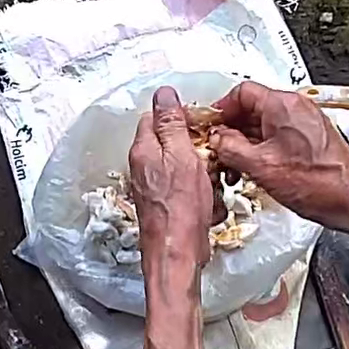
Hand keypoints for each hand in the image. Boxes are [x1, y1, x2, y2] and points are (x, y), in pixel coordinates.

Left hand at [127, 86, 214, 348]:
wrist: (176, 255)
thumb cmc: (181, 210)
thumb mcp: (183, 156)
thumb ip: (172, 124)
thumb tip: (164, 93)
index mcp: (143, 151)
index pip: (155, 117)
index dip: (180, 117)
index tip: (201, 125)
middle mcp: (140, 168)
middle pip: (167, 142)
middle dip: (192, 147)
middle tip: (208, 158)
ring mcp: (149, 187)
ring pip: (178, 166)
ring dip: (198, 171)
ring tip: (208, 185)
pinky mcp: (162, 205)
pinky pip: (183, 188)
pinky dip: (197, 192)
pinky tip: (205, 202)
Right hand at [209, 81, 348, 257]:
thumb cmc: (319, 183)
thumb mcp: (260, 166)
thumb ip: (230, 147)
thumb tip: (216, 139)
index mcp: (283, 106)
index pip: (241, 92)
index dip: (221, 109)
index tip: (210, 126)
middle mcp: (296, 109)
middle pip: (251, 108)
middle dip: (231, 129)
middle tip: (218, 149)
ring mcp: (305, 124)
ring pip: (263, 124)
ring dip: (244, 143)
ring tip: (234, 165)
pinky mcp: (310, 140)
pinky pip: (277, 137)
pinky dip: (261, 150)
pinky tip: (254, 170)